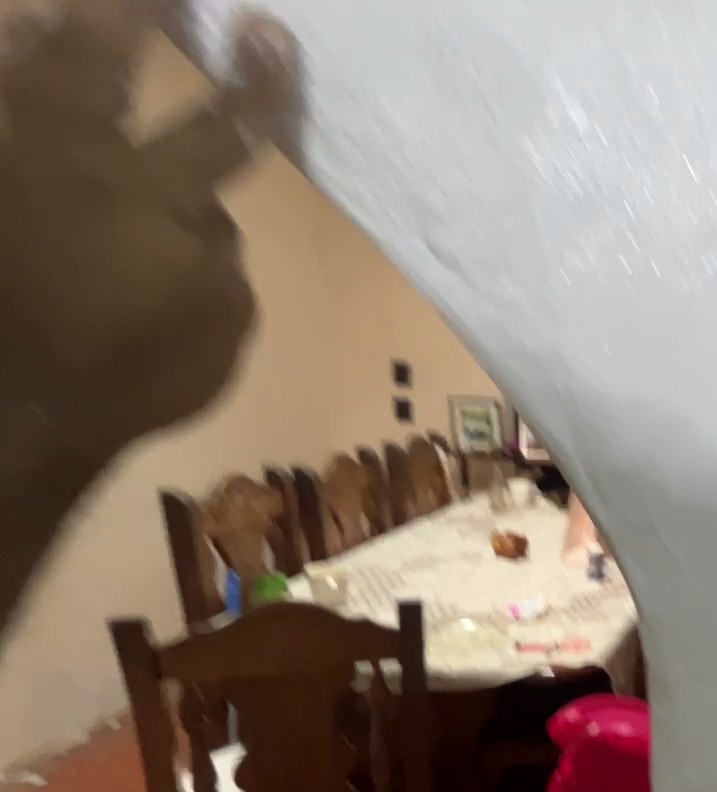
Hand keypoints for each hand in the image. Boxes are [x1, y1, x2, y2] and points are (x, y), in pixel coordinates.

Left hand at [0, 0, 299, 460]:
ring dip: (33, 24)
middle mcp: (64, 155)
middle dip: (132, 9)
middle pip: (99, 58)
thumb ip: (217, 250)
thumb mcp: (220, 320)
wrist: (19, 405)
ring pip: (6, 59)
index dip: (256, 84)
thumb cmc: (140, 371)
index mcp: (151, 197)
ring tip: (54, 7)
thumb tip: (198, 204)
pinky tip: (10, 55)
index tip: (269, 34)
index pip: (225, 128)